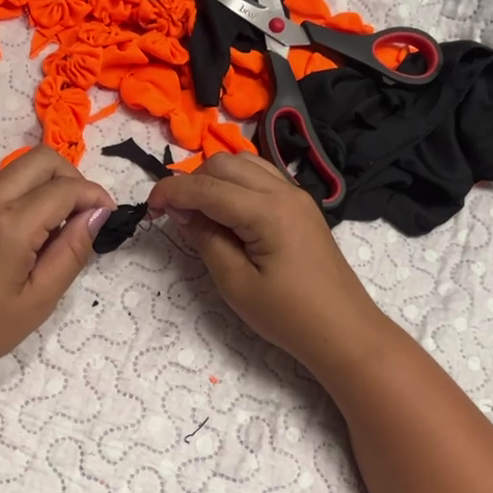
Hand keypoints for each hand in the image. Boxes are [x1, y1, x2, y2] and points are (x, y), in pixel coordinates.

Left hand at [0, 147, 114, 396]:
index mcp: (10, 225)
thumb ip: (71, 252)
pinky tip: (9, 231)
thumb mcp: (38, 300)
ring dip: (39, 186)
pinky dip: (8, 195)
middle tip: (82, 215)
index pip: (66, 189)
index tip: (107, 216)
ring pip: (13, 170)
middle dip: (70, 178)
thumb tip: (96, 215)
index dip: (95, 197)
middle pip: (40, 160)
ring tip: (46, 230)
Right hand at [147, 153, 388, 377]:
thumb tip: (183, 211)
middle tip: (174, 215)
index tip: (149, 208)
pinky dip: (234, 184)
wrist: (343, 329)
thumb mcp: (236, 284)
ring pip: (243, 164)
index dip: (171, 192)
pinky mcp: (300, 206)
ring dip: (213, 180)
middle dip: (191, 182)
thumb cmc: (288, 315)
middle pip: (224, 163)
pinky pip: (260, 177)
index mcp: (267, 211)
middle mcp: (284, 191)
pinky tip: (225, 213)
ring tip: (197, 213)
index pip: (207, 187)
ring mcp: (296, 196)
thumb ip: (206, 239)